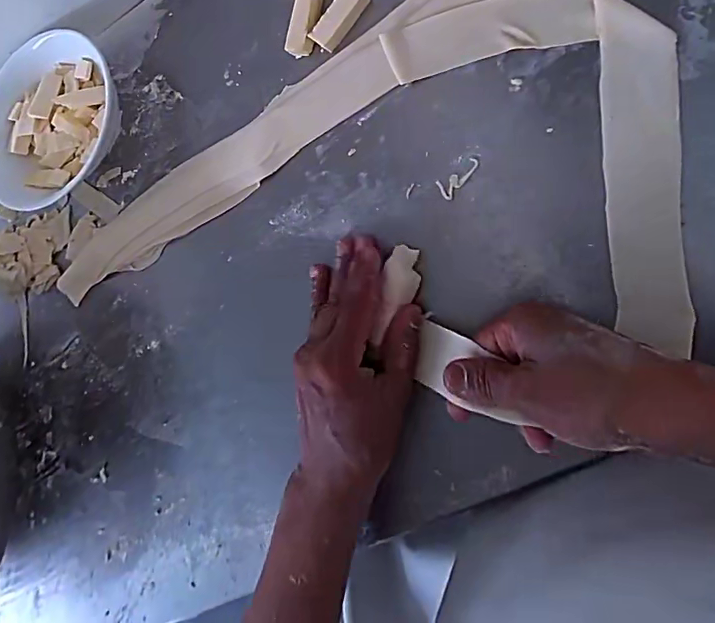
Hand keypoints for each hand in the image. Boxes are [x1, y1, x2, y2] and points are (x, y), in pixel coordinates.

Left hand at [293, 234, 422, 500]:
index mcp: (337, 363)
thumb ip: (401, 350)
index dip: (367, 276)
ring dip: (338, 275)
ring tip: (343, 246)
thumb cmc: (367, 442)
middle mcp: (314, 353)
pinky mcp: (304, 360)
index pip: (356, 308)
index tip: (373, 248)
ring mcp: (305, 355)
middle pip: (338, 302)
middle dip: (352, 268)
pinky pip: (316, 321)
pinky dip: (321, 296)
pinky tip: (321, 274)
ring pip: (325, 308)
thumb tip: (410, 310)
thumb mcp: (393, 397)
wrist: (330, 476)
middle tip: (360, 238)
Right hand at [442, 302, 674, 453]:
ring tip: (546, 432)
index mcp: (524, 322)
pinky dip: (552, 406)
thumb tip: (454, 374)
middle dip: (505, 399)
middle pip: (503, 361)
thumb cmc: (599, 395)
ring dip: (530, 408)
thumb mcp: (526, 396)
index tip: (462, 406)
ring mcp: (568, 341)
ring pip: (529, 376)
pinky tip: (565, 428)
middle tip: (514, 423)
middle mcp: (545, 324)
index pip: (477, 345)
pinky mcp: (587, 360)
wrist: (659, 405)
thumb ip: (484, 385)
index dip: (467, 379)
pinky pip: (554, 381)